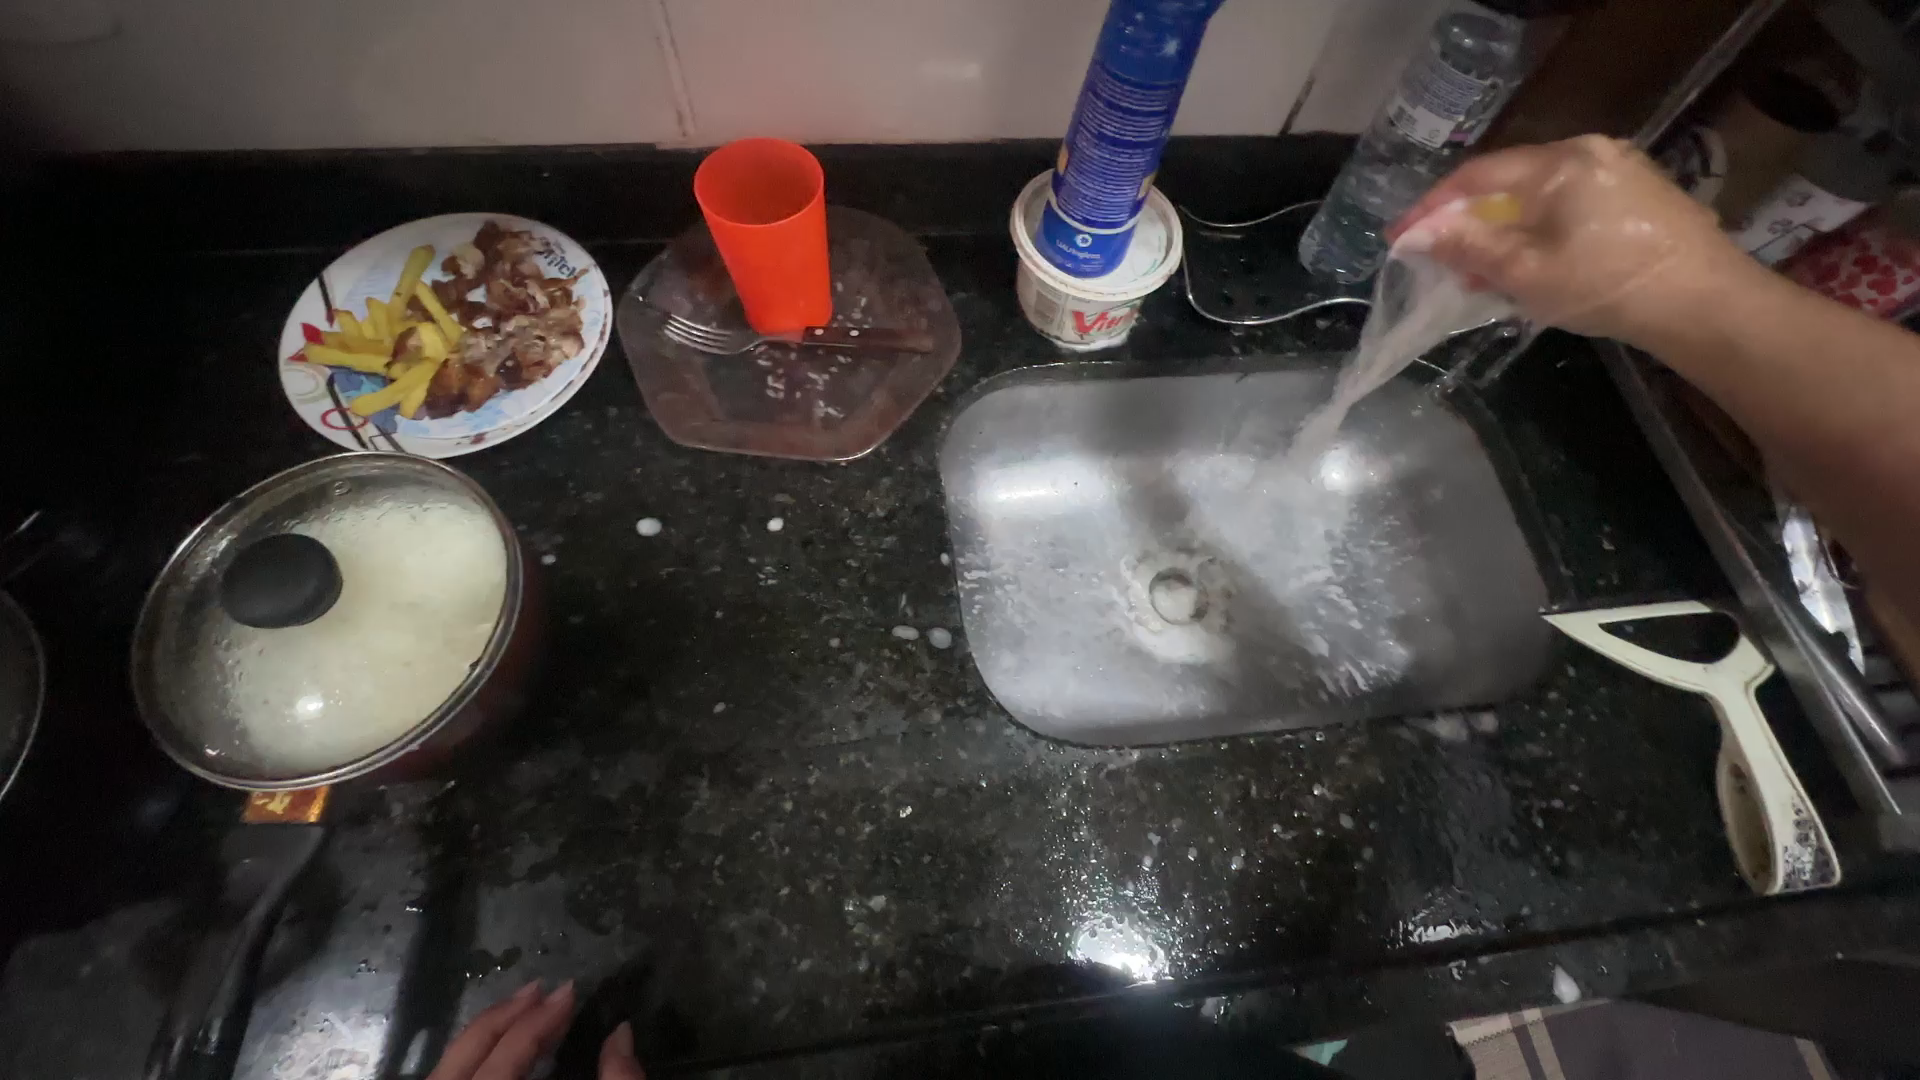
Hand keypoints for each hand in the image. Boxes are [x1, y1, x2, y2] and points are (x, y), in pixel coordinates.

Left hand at [426, 980, 645, 1079]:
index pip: (509, 1058)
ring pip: (447, 1069)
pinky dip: (475, 1057)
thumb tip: (622, 1034)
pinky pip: (449, 1077)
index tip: (572, 990)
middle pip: (464, 1057)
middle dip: (505, 1017)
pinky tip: (501, 1047)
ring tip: (525, 1006)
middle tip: (544, 987)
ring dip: (488, 1032)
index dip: (540, 1021)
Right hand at [1387, 135, 1763, 348]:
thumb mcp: (1521, 270)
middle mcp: (1589, 154)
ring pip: (1532, 198)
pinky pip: (1560, 207)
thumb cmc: (1602, 284)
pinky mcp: (1631, 195)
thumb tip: (1417, 235)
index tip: (1397, 237)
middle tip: (1434, 257)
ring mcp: (1616, 172)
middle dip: (1463, 222)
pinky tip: (1517, 265)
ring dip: (1495, 232)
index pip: (1476, 176)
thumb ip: (1465, 246)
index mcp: (1560, 164)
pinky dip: (1528, 233)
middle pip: (1504, 184)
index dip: (1430, 207)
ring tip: (1472, 270)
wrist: (1700, 302)